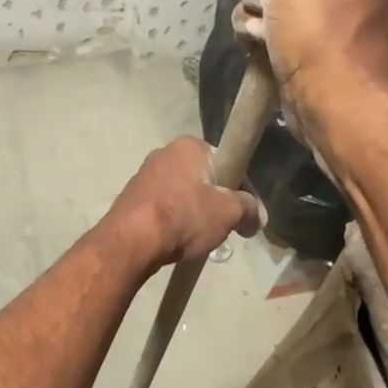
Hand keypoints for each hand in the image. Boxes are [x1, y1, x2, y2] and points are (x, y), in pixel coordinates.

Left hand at [103, 135, 264, 266]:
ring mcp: (143, 175)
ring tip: (202, 237)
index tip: (248, 214)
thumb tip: (257, 217)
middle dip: (217, 201)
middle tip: (227, 227)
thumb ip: (248, 210)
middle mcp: (164, 153)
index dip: (243, 189)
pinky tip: (178, 240)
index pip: (227, 163)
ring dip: (195, 212)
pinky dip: (174, 221)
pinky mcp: (130, 198)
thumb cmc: (184, 217)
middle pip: (203, 179)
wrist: (131, 241)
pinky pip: (162, 207)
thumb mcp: (228, 212)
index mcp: (189, 146)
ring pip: (182, 194)